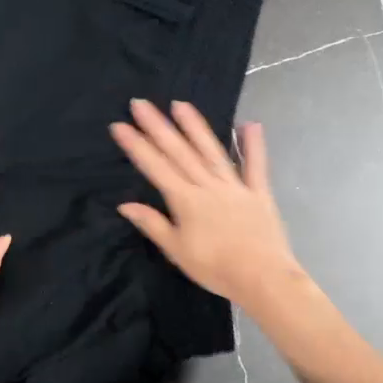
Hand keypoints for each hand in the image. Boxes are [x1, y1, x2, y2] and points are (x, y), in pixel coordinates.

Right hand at [110, 99, 301, 304]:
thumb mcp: (176, 251)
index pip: (155, 167)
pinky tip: (250, 124)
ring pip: (211, 151)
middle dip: (157, 127)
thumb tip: (125, 205)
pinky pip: (256, 165)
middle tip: (140, 103)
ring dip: (195, 126)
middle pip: (179, 152)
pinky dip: (253, 144)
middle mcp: (208, 186)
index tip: (120, 125)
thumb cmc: (215, 269)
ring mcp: (235, 186)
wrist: (263, 278)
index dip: (136, 145)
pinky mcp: (259, 193)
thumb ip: (152, 224)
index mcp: (185, 200)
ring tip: (180, 104)